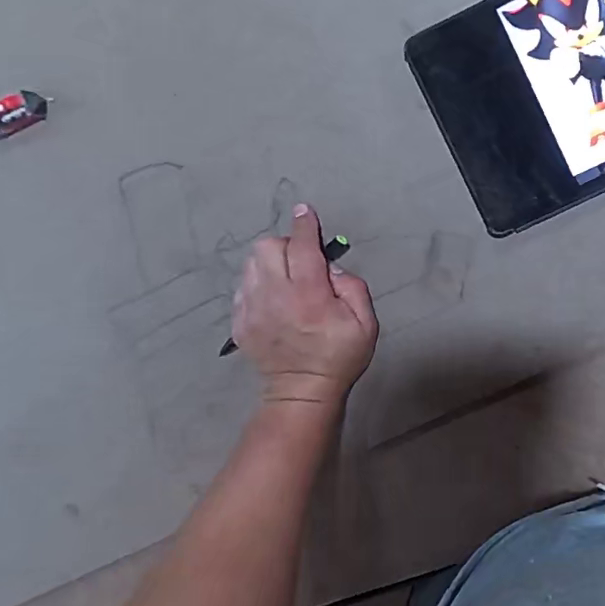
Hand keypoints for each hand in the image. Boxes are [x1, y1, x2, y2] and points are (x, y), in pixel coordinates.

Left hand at [231, 204, 377, 407]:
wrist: (301, 394)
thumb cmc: (339, 357)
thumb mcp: (365, 323)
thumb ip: (353, 287)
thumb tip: (331, 268)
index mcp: (309, 295)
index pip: (303, 246)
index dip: (305, 224)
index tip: (305, 211)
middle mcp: (276, 296)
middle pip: (268, 246)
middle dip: (286, 245)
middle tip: (302, 261)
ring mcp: (252, 310)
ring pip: (251, 263)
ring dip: (270, 262)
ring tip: (285, 279)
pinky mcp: (239, 322)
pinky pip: (242, 285)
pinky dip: (258, 283)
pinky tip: (273, 299)